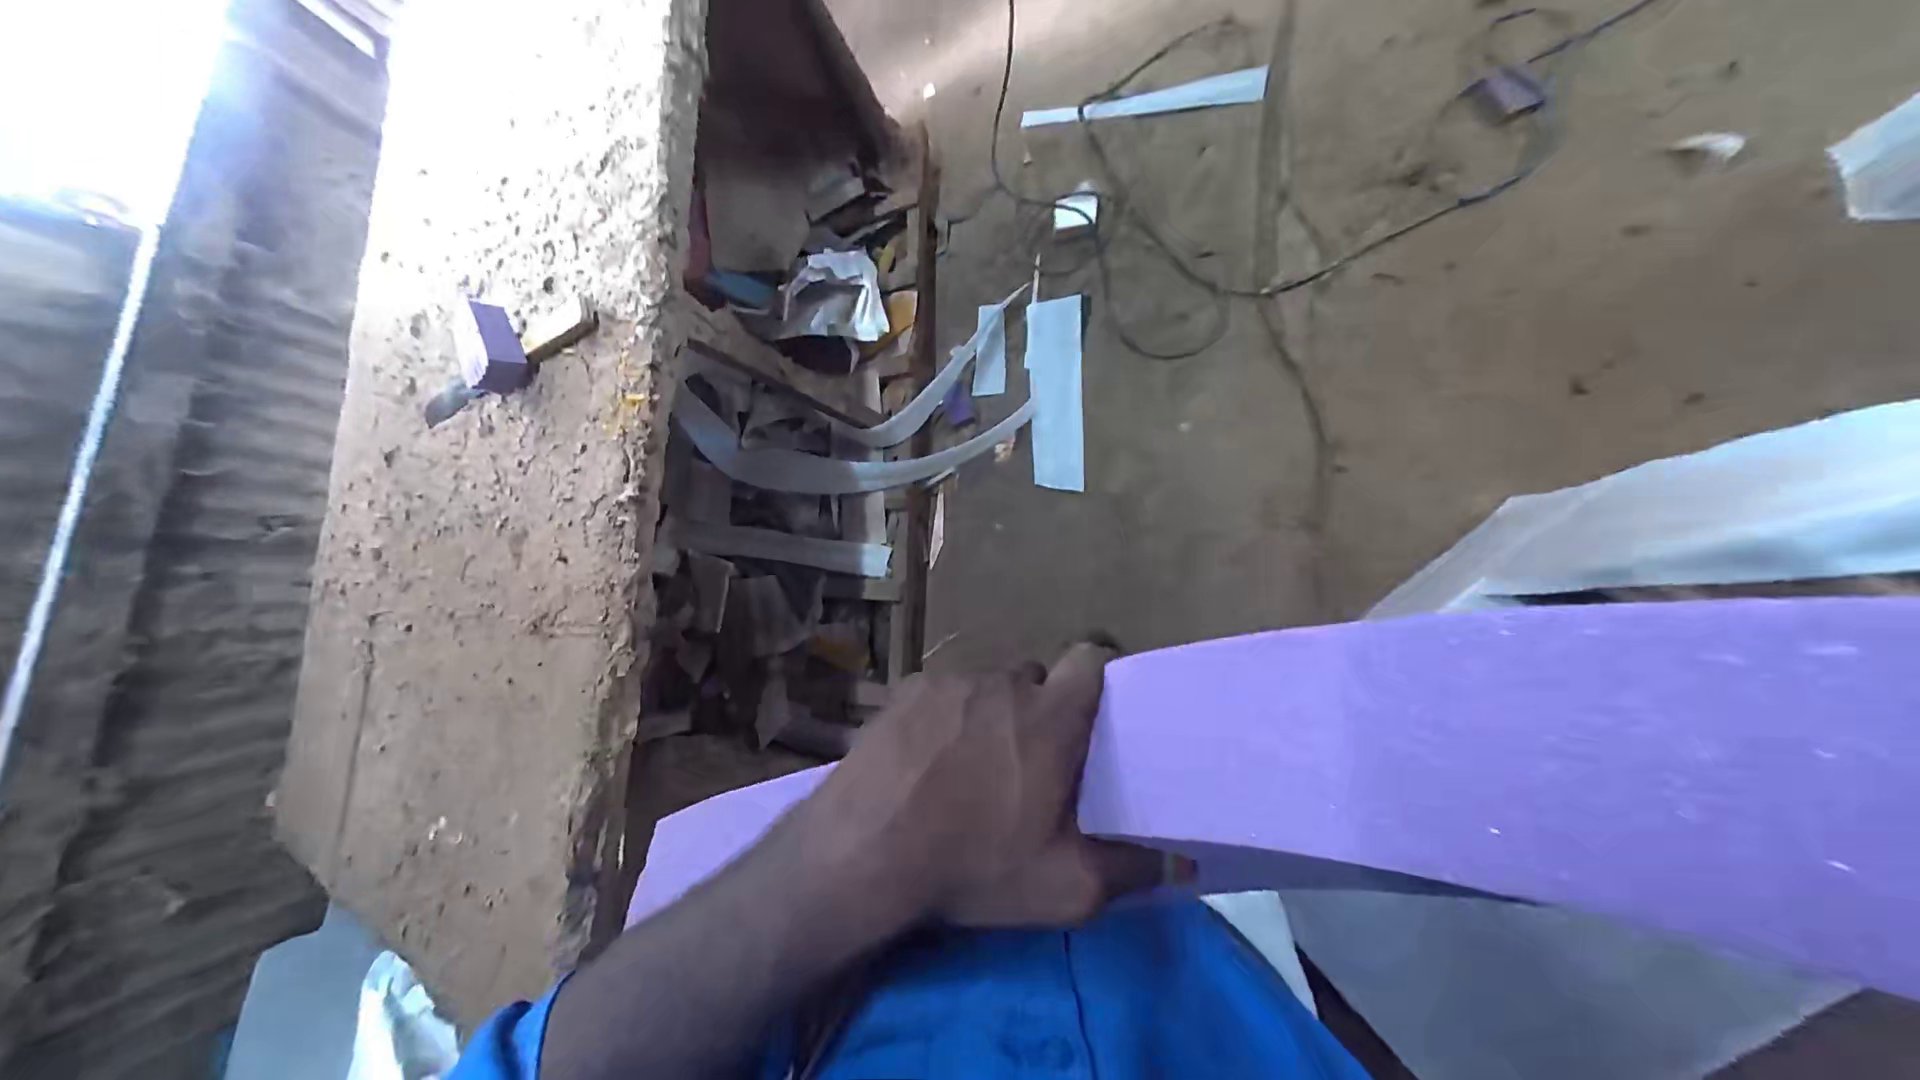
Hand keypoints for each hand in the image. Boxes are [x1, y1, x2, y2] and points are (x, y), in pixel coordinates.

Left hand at [799, 642, 1183, 926]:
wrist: (864, 853)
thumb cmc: (973, 865)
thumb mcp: (1063, 887)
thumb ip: (1131, 871)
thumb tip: (1184, 867)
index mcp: (1051, 715)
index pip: (1091, 655)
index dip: (1098, 672)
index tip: (1095, 704)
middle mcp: (1004, 682)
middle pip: (1036, 677)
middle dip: (1040, 707)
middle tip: (1027, 756)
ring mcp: (950, 681)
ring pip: (987, 686)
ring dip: (990, 712)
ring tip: (969, 761)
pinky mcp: (907, 689)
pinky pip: (943, 692)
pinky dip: (946, 715)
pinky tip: (925, 756)